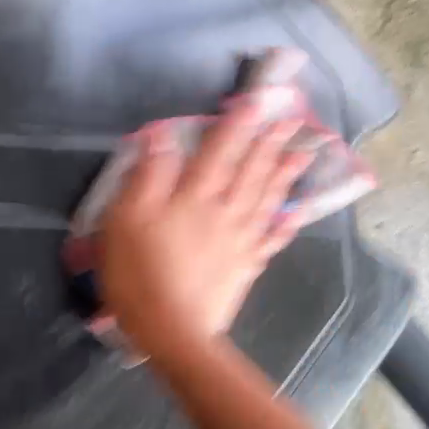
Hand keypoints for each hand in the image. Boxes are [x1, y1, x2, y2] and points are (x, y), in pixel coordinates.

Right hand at [99, 99, 310, 363]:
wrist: (172, 331)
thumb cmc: (138, 270)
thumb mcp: (126, 218)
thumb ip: (146, 176)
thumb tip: (158, 136)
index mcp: (193, 197)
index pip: (217, 151)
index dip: (236, 123)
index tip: (258, 98)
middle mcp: (224, 211)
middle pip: (250, 170)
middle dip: (269, 140)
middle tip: (292, 116)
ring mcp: (241, 239)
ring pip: (267, 197)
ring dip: (284, 171)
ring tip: (303, 149)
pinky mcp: (247, 264)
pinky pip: (273, 234)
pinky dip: (288, 218)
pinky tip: (298, 209)